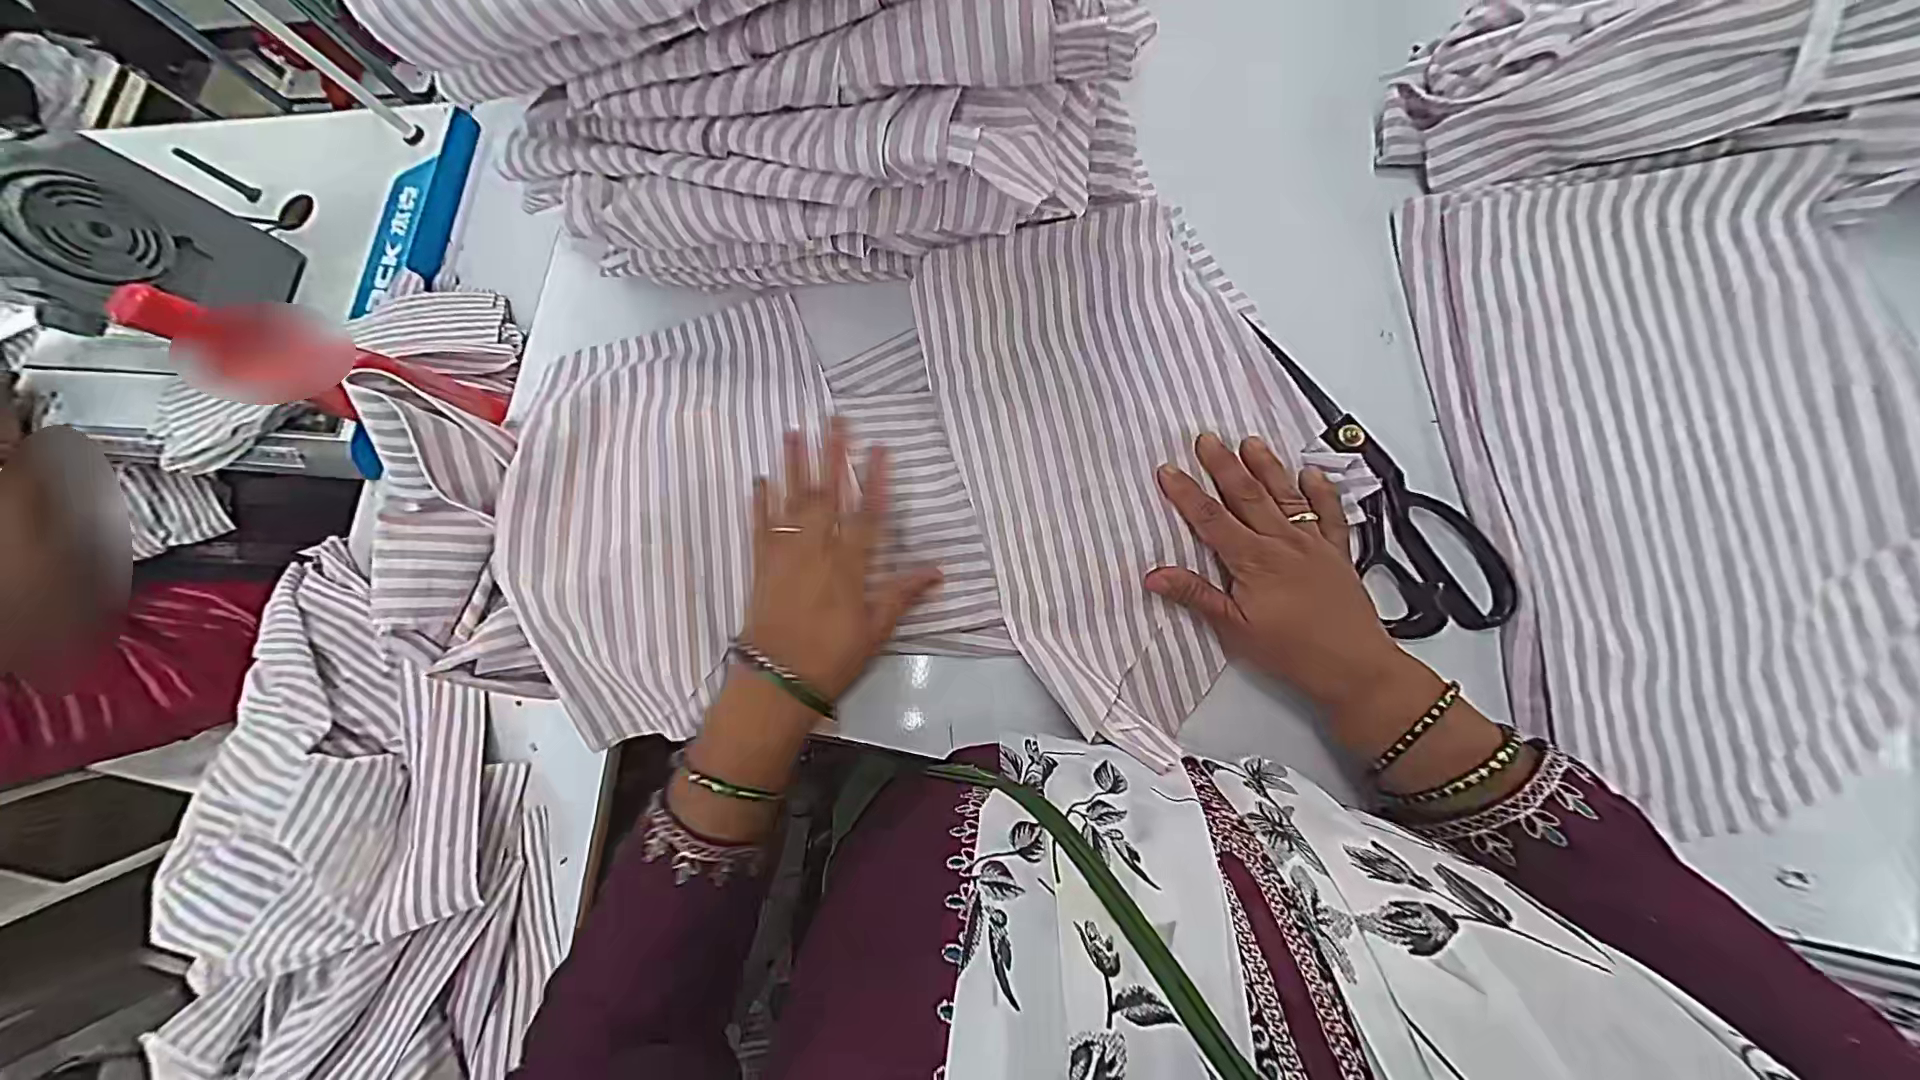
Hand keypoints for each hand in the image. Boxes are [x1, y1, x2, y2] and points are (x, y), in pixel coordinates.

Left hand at [741, 418, 941, 700]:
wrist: (775, 682)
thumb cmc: (832, 658)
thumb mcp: (876, 631)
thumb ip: (903, 595)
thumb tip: (939, 570)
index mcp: (847, 567)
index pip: (866, 514)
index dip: (874, 480)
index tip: (879, 448)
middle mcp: (816, 552)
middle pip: (825, 495)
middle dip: (831, 455)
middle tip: (833, 419)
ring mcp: (784, 556)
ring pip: (789, 501)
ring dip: (792, 465)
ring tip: (793, 431)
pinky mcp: (760, 565)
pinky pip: (759, 526)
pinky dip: (759, 501)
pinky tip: (760, 478)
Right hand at [1144, 433, 1432, 718]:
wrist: (1355, 667)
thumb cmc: (1294, 651)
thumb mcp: (1234, 628)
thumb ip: (1195, 595)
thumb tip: (1155, 576)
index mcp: (1254, 561)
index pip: (1211, 519)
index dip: (1187, 493)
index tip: (1169, 471)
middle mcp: (1283, 544)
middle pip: (1246, 495)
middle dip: (1223, 465)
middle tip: (1207, 440)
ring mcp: (1313, 545)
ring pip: (1284, 496)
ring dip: (1265, 467)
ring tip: (1250, 443)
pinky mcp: (1337, 554)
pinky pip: (1329, 514)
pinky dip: (1320, 492)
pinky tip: (1311, 475)